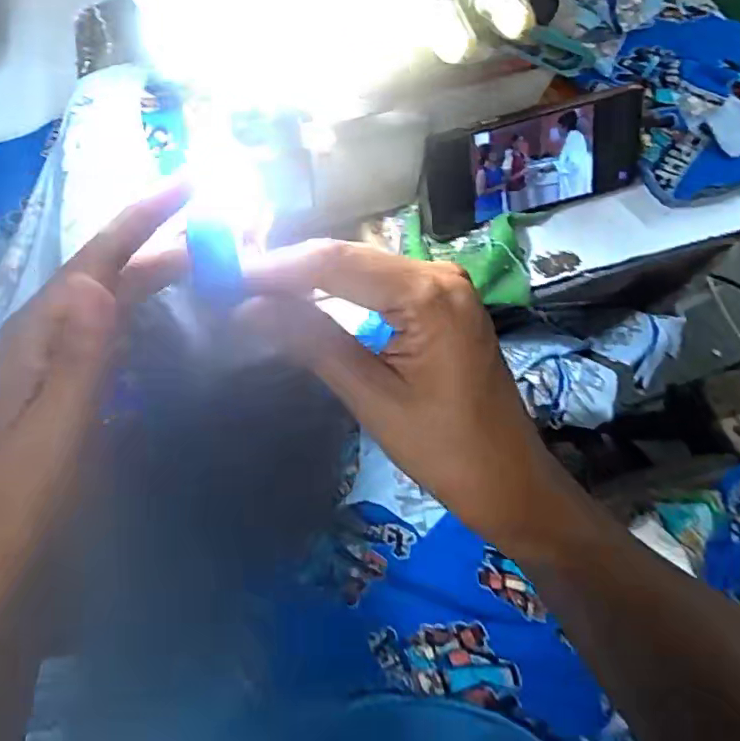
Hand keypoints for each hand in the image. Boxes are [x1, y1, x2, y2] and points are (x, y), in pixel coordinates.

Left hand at [0, 180, 189, 594]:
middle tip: (223, 227)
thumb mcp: (56, 431)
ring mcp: (62, 357)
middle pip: (110, 270)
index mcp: (36, 330)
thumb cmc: (28, 502)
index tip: (189, 182)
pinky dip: (151, 308)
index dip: (142, 215)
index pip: (97, 256)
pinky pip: (120, 329)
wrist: (7, 570)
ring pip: (117, 297)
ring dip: (158, 271)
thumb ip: (79, 358)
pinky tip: (177, 309)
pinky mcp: (79, 383)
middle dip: (161, 242)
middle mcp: (47, 331)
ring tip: (209, 255)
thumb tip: (100, 280)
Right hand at [237, 240, 553, 549]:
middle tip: (232, 284)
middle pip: (346, 256)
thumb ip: (311, 340)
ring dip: (307, 276)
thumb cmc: (448, 451)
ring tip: (255, 290)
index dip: (275, 268)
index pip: (334, 262)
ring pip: (358, 266)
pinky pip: (376, 282)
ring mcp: (441, 283)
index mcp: (428, 293)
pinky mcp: (438, 300)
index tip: (225, 277)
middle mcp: (438, 272)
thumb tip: (246, 308)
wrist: (514, 484)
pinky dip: (335, 288)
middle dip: (286, 269)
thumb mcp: (372, 396)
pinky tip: (302, 298)